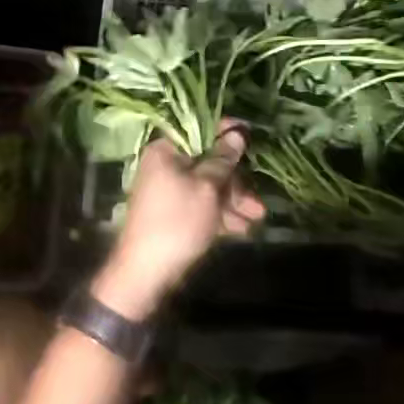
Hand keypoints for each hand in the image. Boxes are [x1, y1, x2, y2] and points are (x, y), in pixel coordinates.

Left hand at [92, 119, 265, 320]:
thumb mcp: (206, 189)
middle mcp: (164, 165)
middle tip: (258, 200)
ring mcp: (167, 190)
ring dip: (233, 201)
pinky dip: (219, 214)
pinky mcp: (172, 213)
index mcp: (165, 151)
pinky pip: (200, 204)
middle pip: (208, 162)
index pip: (199, 131)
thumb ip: (223, 160)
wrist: (145, 273)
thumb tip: (236, 133)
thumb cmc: (177, 221)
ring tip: (257, 219)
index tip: (251, 136)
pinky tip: (241, 230)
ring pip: (207, 186)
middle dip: (236, 181)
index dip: (226, 133)